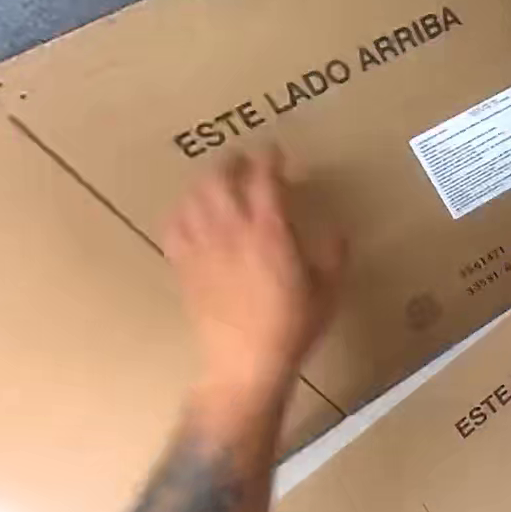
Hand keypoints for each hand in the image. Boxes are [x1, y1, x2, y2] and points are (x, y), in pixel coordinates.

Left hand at [160, 148, 346, 397]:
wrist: (247, 360)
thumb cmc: (295, 324)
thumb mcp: (329, 288)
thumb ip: (333, 255)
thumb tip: (336, 233)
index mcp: (271, 235)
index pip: (265, 183)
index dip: (269, 162)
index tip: (275, 151)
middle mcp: (232, 233)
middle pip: (220, 182)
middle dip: (231, 164)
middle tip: (243, 160)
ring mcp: (202, 249)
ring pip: (194, 199)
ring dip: (205, 182)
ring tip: (217, 179)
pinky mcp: (183, 267)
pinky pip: (174, 226)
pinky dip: (182, 211)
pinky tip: (190, 211)